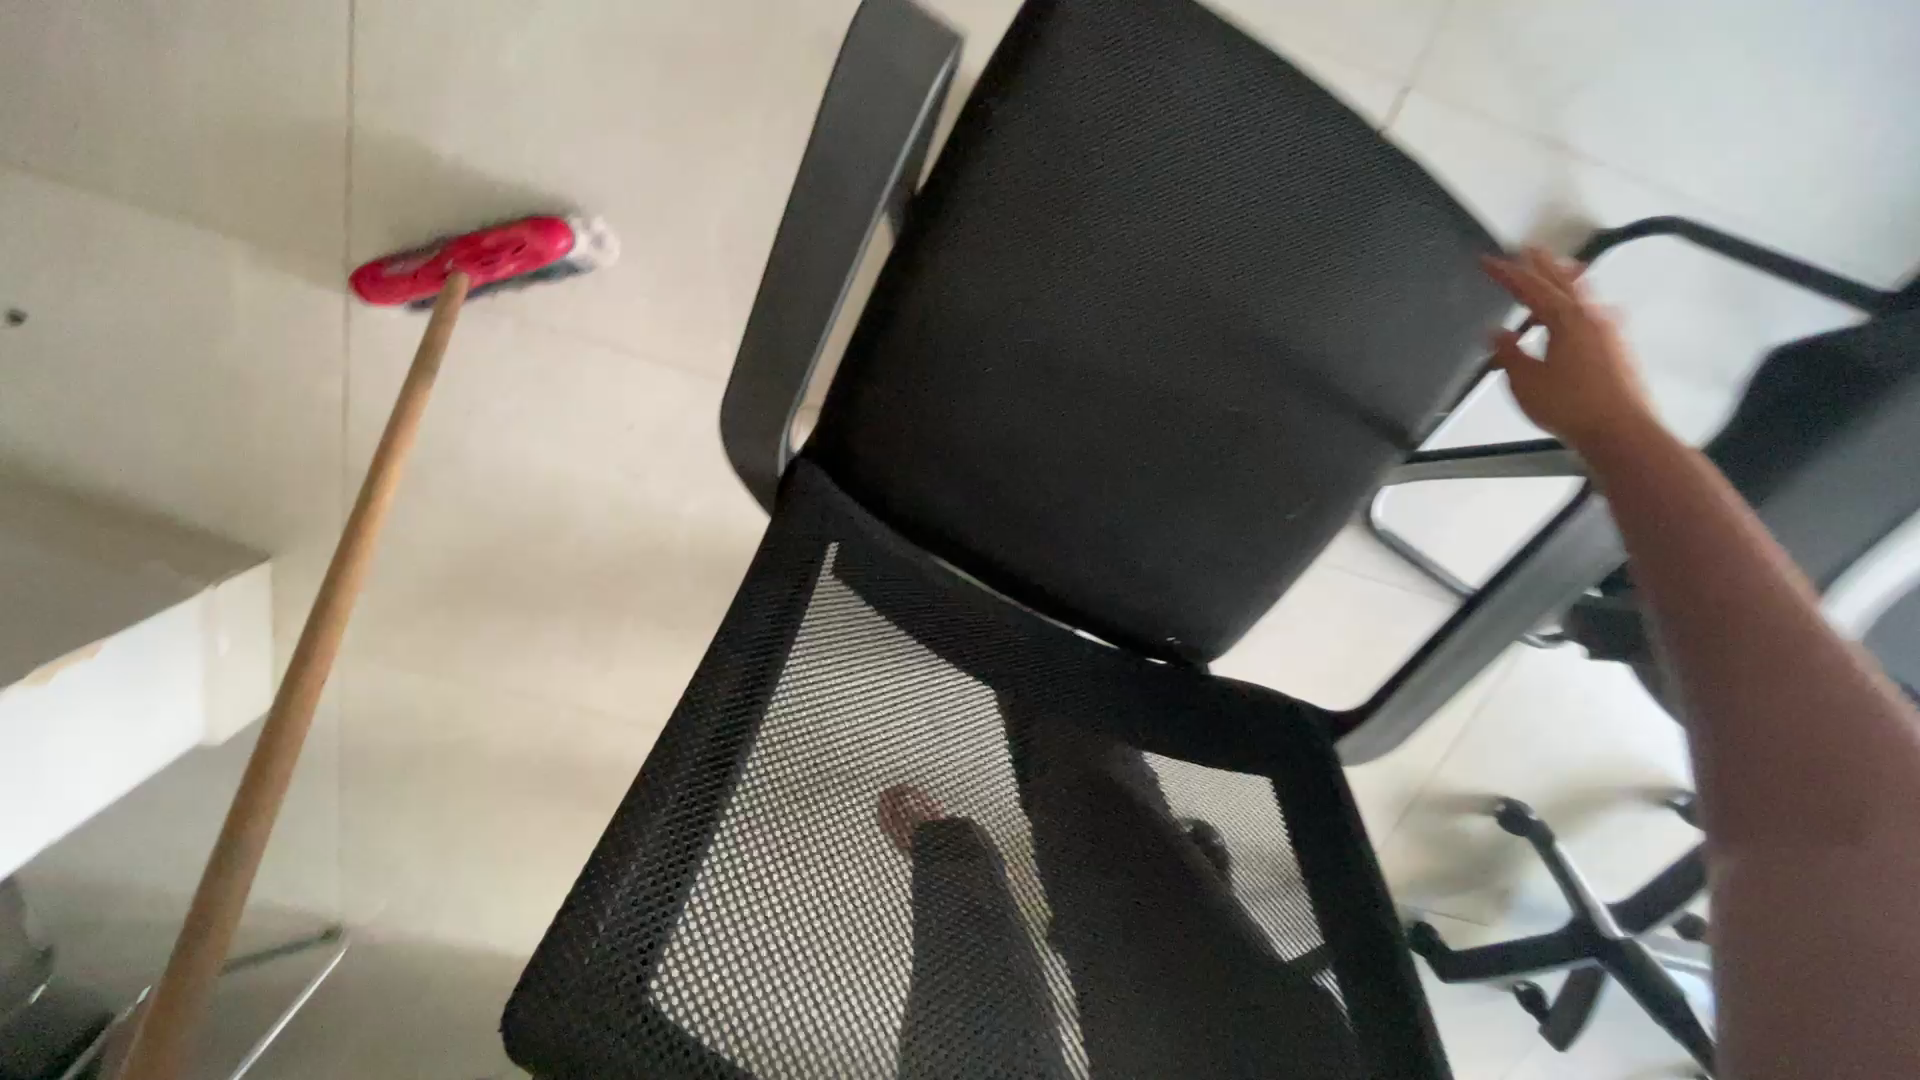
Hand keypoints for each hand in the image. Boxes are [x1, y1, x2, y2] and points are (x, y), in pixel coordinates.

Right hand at [1481, 248, 1657, 452]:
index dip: (1506, 273)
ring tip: (1552, 271)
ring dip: (1564, 279)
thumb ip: (1509, 353)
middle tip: (1525, 250)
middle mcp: (1592, 317)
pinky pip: (1592, 312)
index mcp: (1567, 319)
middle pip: (1564, 281)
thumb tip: (1497, 333)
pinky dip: (1576, 302)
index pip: (1531, 288)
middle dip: (1542, 264)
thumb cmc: (1568, 405)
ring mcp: (1609, 330)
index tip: (1486, 260)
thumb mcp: (1525, 381)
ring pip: (1583, 294)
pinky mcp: (1616, 347)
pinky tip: (1572, 313)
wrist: (1619, 430)